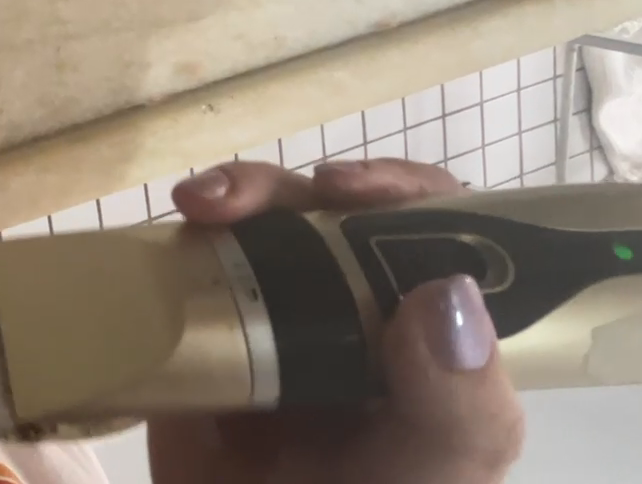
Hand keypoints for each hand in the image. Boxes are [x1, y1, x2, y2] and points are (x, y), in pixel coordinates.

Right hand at [147, 159, 525, 483]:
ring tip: (199, 204)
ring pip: (265, 213)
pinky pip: (202, 239)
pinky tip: (181, 214)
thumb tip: (448, 289)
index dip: (403, 194)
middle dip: (294, 186)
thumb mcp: (424, 481)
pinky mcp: (208, 298)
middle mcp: (352, 304)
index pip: (438, 235)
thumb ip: (459, 412)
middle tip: (246, 198)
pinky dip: (193, 216)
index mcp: (422, 335)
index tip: (349, 191)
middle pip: (334, 209)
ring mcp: (274, 298)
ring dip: (237, 188)